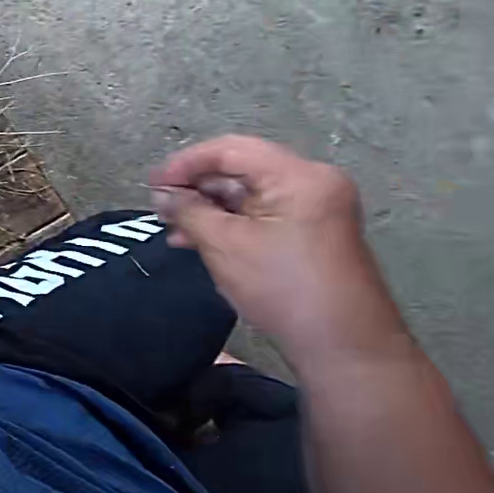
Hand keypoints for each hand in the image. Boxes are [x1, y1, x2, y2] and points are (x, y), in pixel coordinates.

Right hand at [150, 135, 409, 363]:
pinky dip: (226, 221)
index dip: (184, 163)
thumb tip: (161, 193)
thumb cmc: (281, 286)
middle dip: (194, 186)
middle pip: (239, 168)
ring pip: (245, 192)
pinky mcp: (308, 229)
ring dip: (205, 206)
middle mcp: (311, 182)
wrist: (341, 342)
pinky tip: (195, 239)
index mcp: (299, 177)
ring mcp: (313, 206)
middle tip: (159, 207)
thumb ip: (187, 210)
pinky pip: (258, 212)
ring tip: (173, 228)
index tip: (151, 184)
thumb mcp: (223, 243)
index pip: (230, 150)